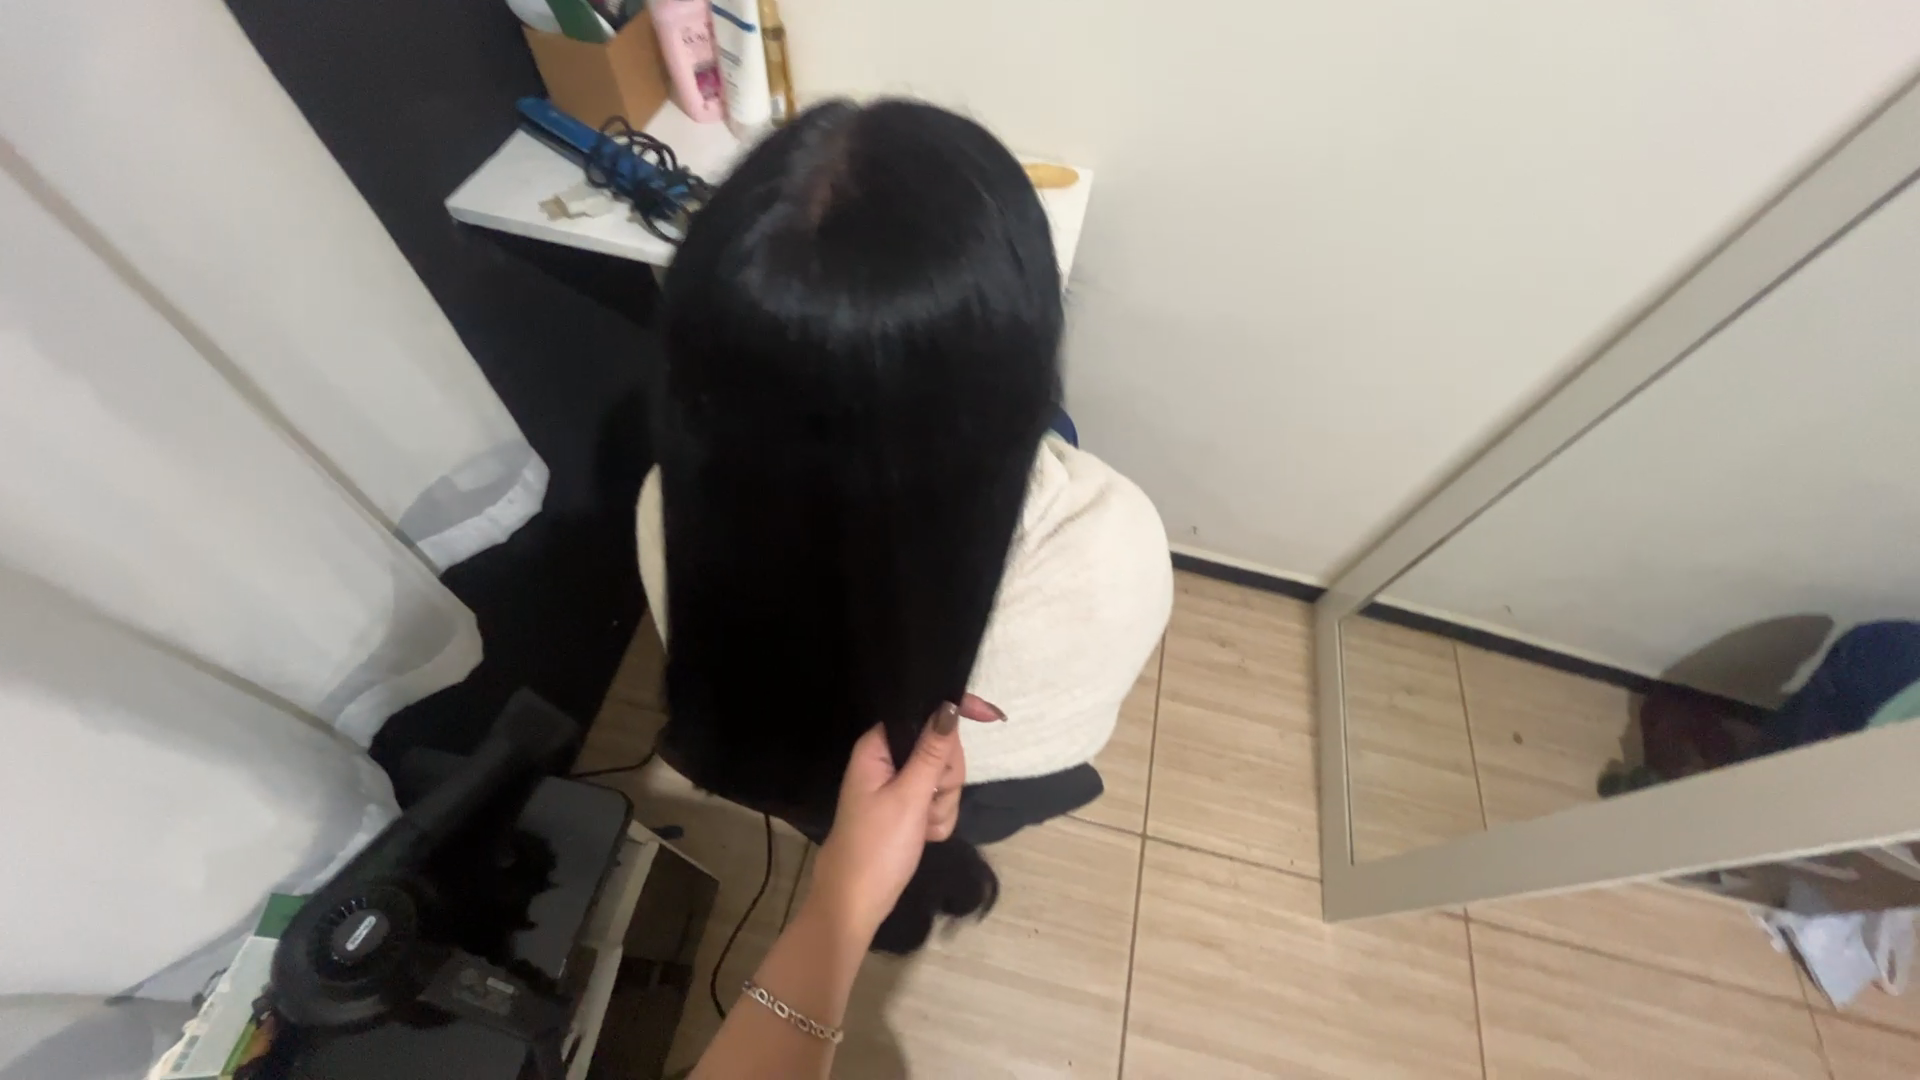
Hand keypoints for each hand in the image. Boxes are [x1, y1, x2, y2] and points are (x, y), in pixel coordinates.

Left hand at [806, 696, 1001, 941]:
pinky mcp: (909, 807)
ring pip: (945, 778)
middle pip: (941, 748)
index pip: (924, 713)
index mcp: (879, 747)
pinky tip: (923, 837)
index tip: (993, 717)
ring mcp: (900, 785)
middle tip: (928, 802)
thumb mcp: (909, 797)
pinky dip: (938, 819)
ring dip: (942, 805)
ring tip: (921, 827)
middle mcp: (889, 760)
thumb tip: (950, 705)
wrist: (855, 904)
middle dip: (945, 779)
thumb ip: (932, 751)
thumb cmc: (876, 847)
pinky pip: (940, 801)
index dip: (955, 714)